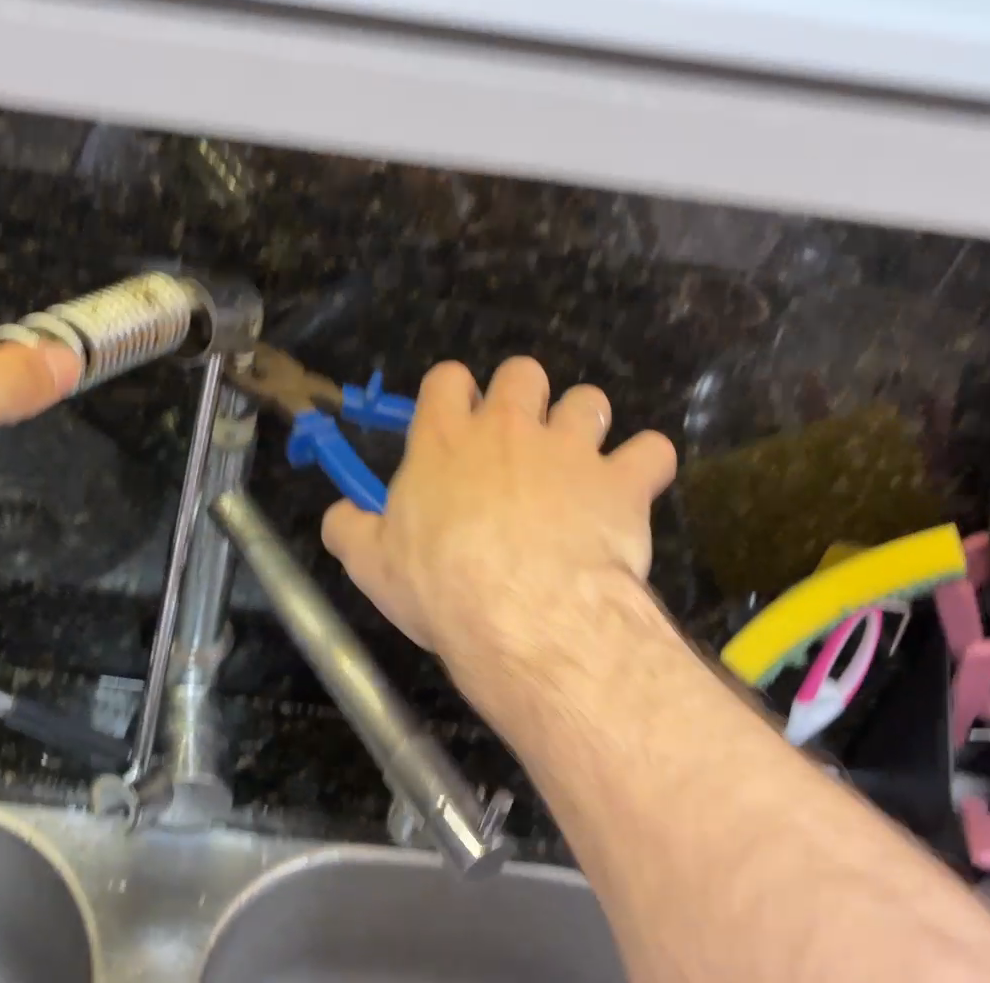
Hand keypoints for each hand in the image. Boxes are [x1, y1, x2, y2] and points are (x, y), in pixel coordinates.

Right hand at [320, 357, 675, 709]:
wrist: (526, 616)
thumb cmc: (439, 585)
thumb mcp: (369, 564)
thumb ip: (347, 528)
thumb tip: (338, 513)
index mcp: (443, 439)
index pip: (447, 378)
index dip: (452, 393)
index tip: (454, 422)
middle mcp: (508, 427)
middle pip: (522, 372)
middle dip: (523, 397)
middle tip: (518, 443)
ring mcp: (570, 450)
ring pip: (589, 402)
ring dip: (584, 426)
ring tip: (578, 465)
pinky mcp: (621, 482)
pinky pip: (652, 451)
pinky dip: (644, 467)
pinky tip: (632, 491)